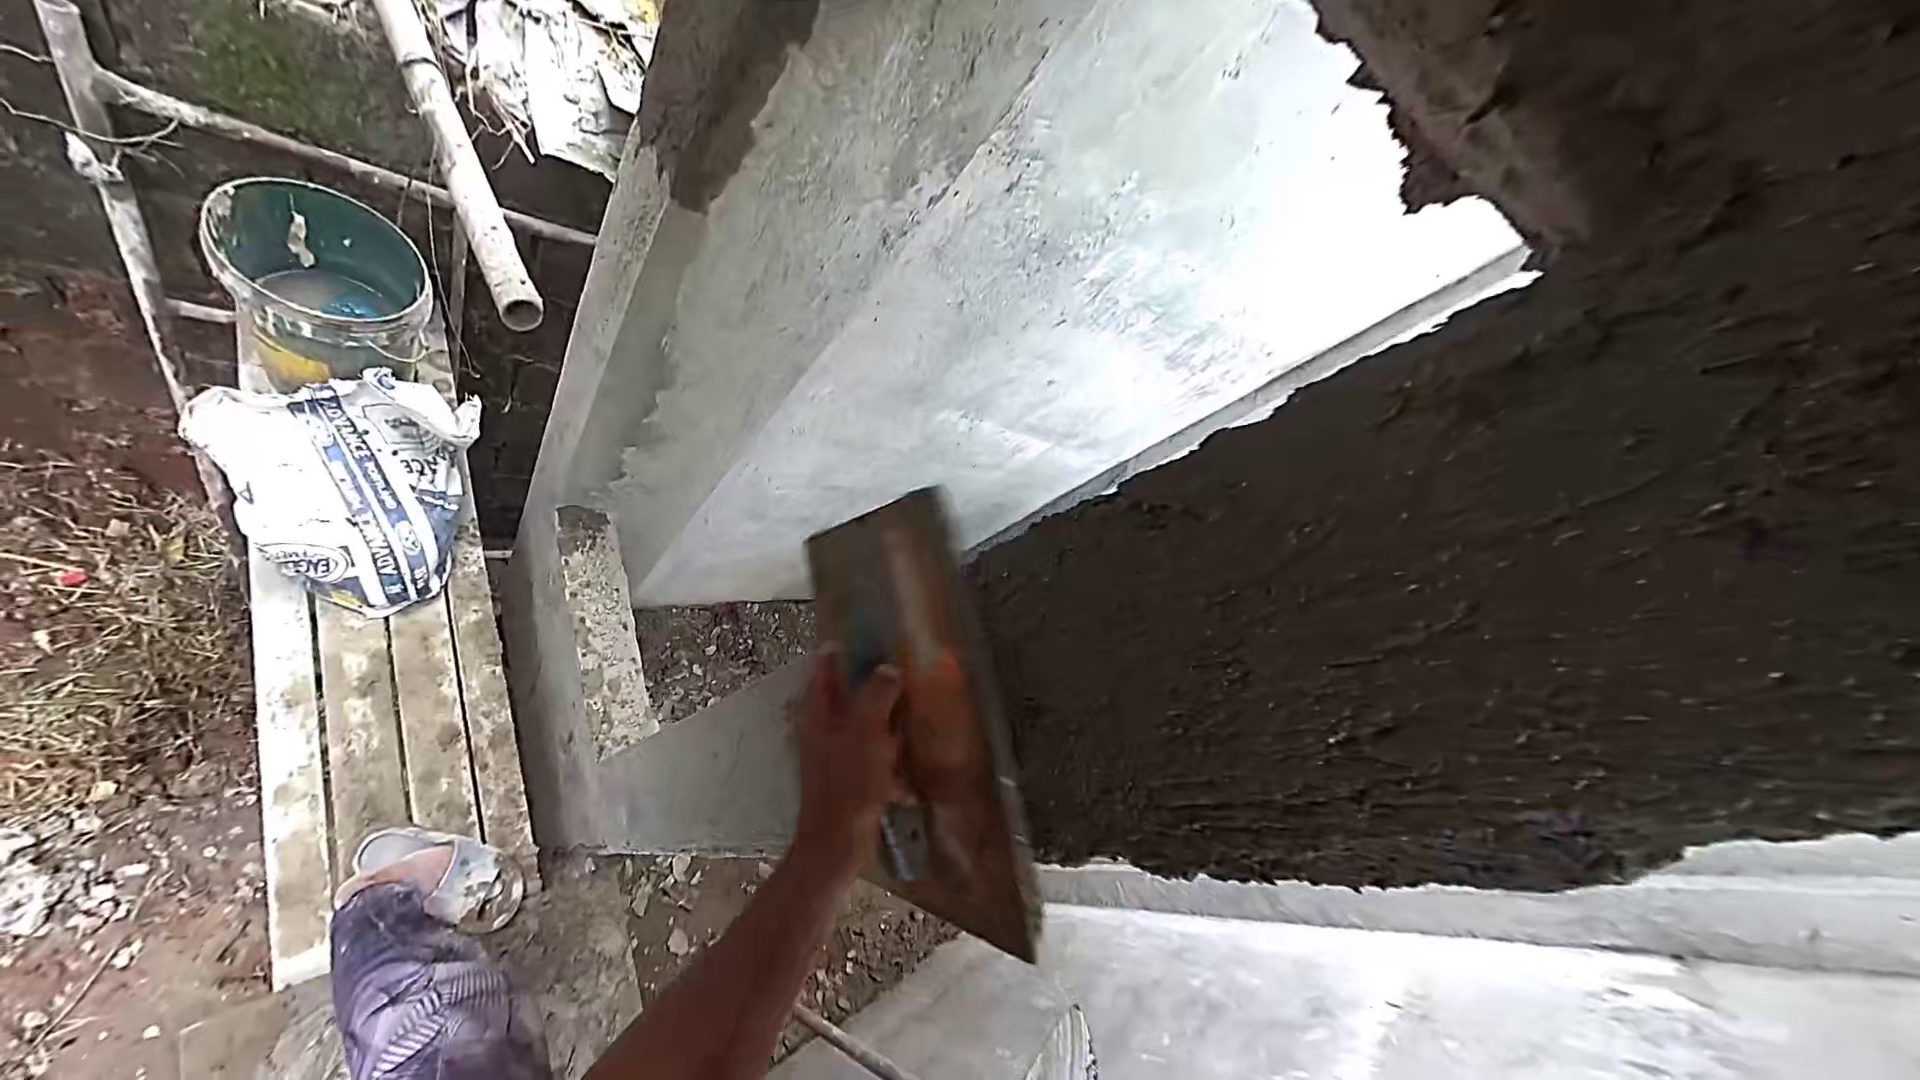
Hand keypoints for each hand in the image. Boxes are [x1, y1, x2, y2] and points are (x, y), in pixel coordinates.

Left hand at [794, 652, 903, 876]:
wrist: (837, 844)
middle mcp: (824, 726)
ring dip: (890, 724)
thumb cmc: (849, 784)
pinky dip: (892, 759)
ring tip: (914, 720)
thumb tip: (888, 668)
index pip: (827, 664)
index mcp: (819, 710)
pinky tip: (909, 771)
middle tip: (906, 672)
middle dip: (879, 685)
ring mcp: (838, 751)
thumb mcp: (866, 731)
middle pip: (851, 692)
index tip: (875, 633)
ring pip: (868, 723)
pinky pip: (876, 755)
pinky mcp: (852, 775)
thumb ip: (876, 694)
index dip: (847, 646)